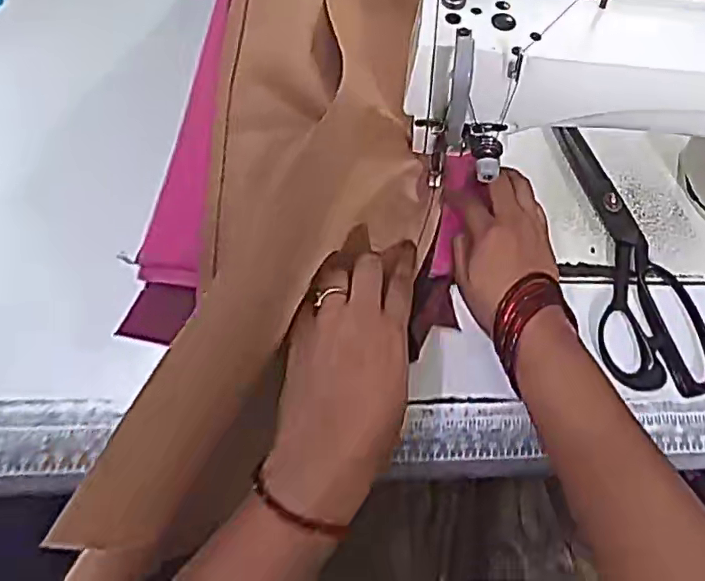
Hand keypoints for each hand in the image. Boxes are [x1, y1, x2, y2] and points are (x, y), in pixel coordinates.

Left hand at [265, 243, 417, 526]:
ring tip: (346, 265)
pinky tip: (321, 296)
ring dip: (344, 265)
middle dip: (375, 256)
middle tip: (377, 256)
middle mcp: (360, 316)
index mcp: (392, 330)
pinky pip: (311, 297)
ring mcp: (326, 321)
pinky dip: (319, 291)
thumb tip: (391, 327)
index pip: (400, 279)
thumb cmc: (371, 434)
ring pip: (335, 271)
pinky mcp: (299, 332)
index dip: (404, 259)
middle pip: (368, 264)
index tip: (405, 249)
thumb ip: (395, 343)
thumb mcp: (400, 382)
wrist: (322, 456)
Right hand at [449, 169, 556, 333]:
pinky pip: (534, 203)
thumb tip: (459, 235)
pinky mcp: (543, 234)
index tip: (452, 190)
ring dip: (507, 177)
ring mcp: (531, 225)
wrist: (531, 318)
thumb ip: (459, 249)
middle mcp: (512, 222)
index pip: (468, 200)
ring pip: (521, 185)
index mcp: (488, 231)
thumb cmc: (501, 304)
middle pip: (498, 180)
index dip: (456, 192)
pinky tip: (518, 200)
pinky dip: (524, 195)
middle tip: (475, 172)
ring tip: (498, 177)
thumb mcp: (464, 279)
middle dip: (484, 172)